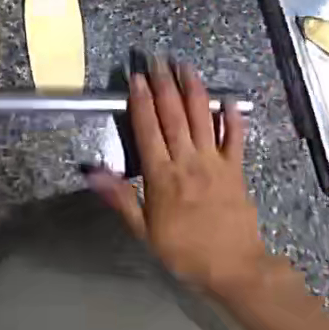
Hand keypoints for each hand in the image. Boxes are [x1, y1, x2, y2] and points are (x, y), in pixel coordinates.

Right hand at [89, 59, 276, 297]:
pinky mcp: (236, 169)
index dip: (140, 102)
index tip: (136, 78)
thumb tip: (92, 171)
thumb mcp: (144, 231)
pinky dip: (232, 118)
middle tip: (157, 60)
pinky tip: (228, 98)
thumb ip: (120, 198)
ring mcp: (214, 163)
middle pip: (174, 116)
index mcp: (162, 176)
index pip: (148, 130)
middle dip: (164, 85)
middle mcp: (188, 162)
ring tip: (185, 66)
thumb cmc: (184, 251)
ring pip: (202, 119)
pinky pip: (235, 138)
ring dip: (193, 90)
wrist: (235, 269)